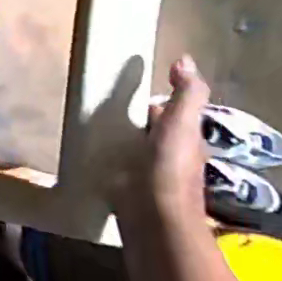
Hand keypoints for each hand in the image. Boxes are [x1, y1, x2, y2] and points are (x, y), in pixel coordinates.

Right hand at [112, 54, 210, 229]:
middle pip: (153, 135)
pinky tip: (93, 160)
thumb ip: (187, 93)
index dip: (159, 104)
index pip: (171, 116)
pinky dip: (110, 165)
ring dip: (124, 145)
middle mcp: (171, 160)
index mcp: (184, 140)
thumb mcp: (182, 123)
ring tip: (97, 132)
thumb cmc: (169, 168)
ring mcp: (150, 180)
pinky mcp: (130, 196)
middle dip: (138, 124)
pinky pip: (119, 174)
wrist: (154, 221)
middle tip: (109, 110)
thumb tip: (185, 59)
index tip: (136, 94)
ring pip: (137, 155)